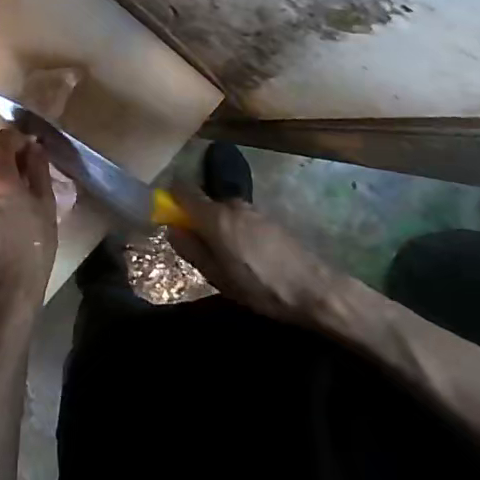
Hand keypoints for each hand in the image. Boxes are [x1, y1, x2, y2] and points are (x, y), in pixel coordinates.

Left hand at [0, 129, 57, 306]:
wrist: (10, 281)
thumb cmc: (35, 241)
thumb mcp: (45, 201)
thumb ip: (37, 167)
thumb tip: (33, 146)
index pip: (1, 138)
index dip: (17, 138)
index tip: (30, 149)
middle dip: (5, 150)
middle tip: (24, 164)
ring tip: (14, 186)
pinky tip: (2, 204)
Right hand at [166, 182, 345, 326]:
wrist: (313, 289)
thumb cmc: (260, 287)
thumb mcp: (217, 276)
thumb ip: (191, 249)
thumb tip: (172, 229)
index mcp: (215, 216)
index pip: (182, 190)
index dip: (171, 200)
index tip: (166, 218)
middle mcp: (232, 204)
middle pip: (203, 202)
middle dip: (195, 220)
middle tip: (198, 250)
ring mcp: (253, 209)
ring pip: (222, 211)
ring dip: (217, 227)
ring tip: (225, 259)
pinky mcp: (268, 218)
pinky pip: (239, 218)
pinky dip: (234, 230)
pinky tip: (245, 257)